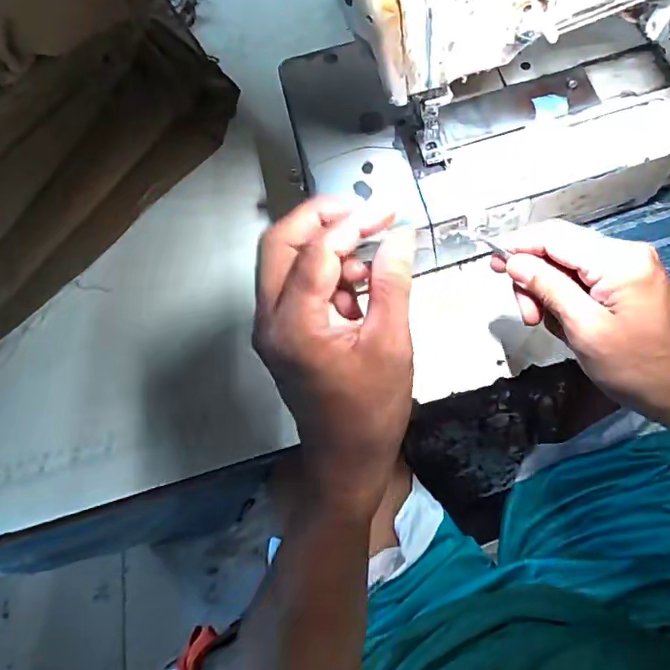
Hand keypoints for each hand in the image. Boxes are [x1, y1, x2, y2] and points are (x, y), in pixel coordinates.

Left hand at [253, 196, 415, 515]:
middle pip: (280, 243)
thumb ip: (392, 283)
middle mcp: (270, 321)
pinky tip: (359, 288)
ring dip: (324, 246)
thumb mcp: (391, 344)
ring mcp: (271, 326)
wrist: (346, 459)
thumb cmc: (370, 412)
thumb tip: (399, 236)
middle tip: (362, 211)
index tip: (386, 211)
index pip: (316, 252)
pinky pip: (295, 282)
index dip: (353, 224)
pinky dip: (324, 271)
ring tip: (369, 262)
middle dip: (321, 218)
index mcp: (294, 326)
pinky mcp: (282, 331)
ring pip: (284, 259)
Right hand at [490, 221, 669, 426]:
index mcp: (620, 260)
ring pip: (570, 266)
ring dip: (550, 292)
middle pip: (561, 248)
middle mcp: (627, 253)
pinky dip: (569, 299)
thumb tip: (515, 261)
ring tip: (552, 326)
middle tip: (527, 316)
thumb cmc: (639, 369)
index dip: (518, 246)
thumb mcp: (585, 330)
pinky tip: (570, 325)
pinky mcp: (630, 283)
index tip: (492, 263)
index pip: (555, 236)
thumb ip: (548, 288)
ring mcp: (631, 267)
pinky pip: (586, 279)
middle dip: (536, 278)